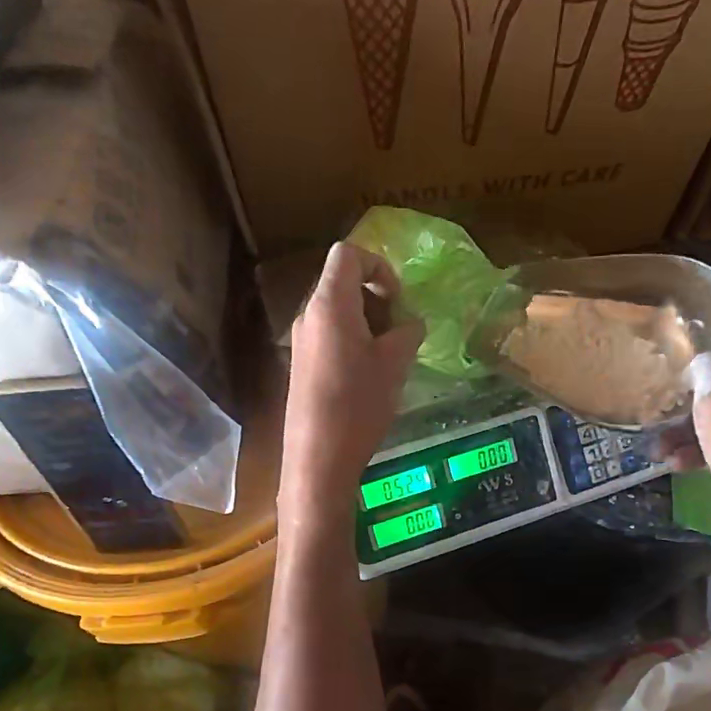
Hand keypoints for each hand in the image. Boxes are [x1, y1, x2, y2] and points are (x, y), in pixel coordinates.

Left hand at [280, 243, 424, 518]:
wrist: (318, 457)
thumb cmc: (359, 403)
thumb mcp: (395, 363)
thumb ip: (408, 332)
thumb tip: (410, 323)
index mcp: (330, 303)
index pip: (348, 253)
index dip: (379, 265)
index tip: (398, 299)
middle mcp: (308, 314)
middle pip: (341, 282)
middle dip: (375, 296)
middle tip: (399, 329)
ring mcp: (300, 341)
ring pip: (336, 312)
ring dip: (366, 321)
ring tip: (388, 355)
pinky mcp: (300, 366)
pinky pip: (328, 337)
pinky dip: (351, 341)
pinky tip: (368, 375)